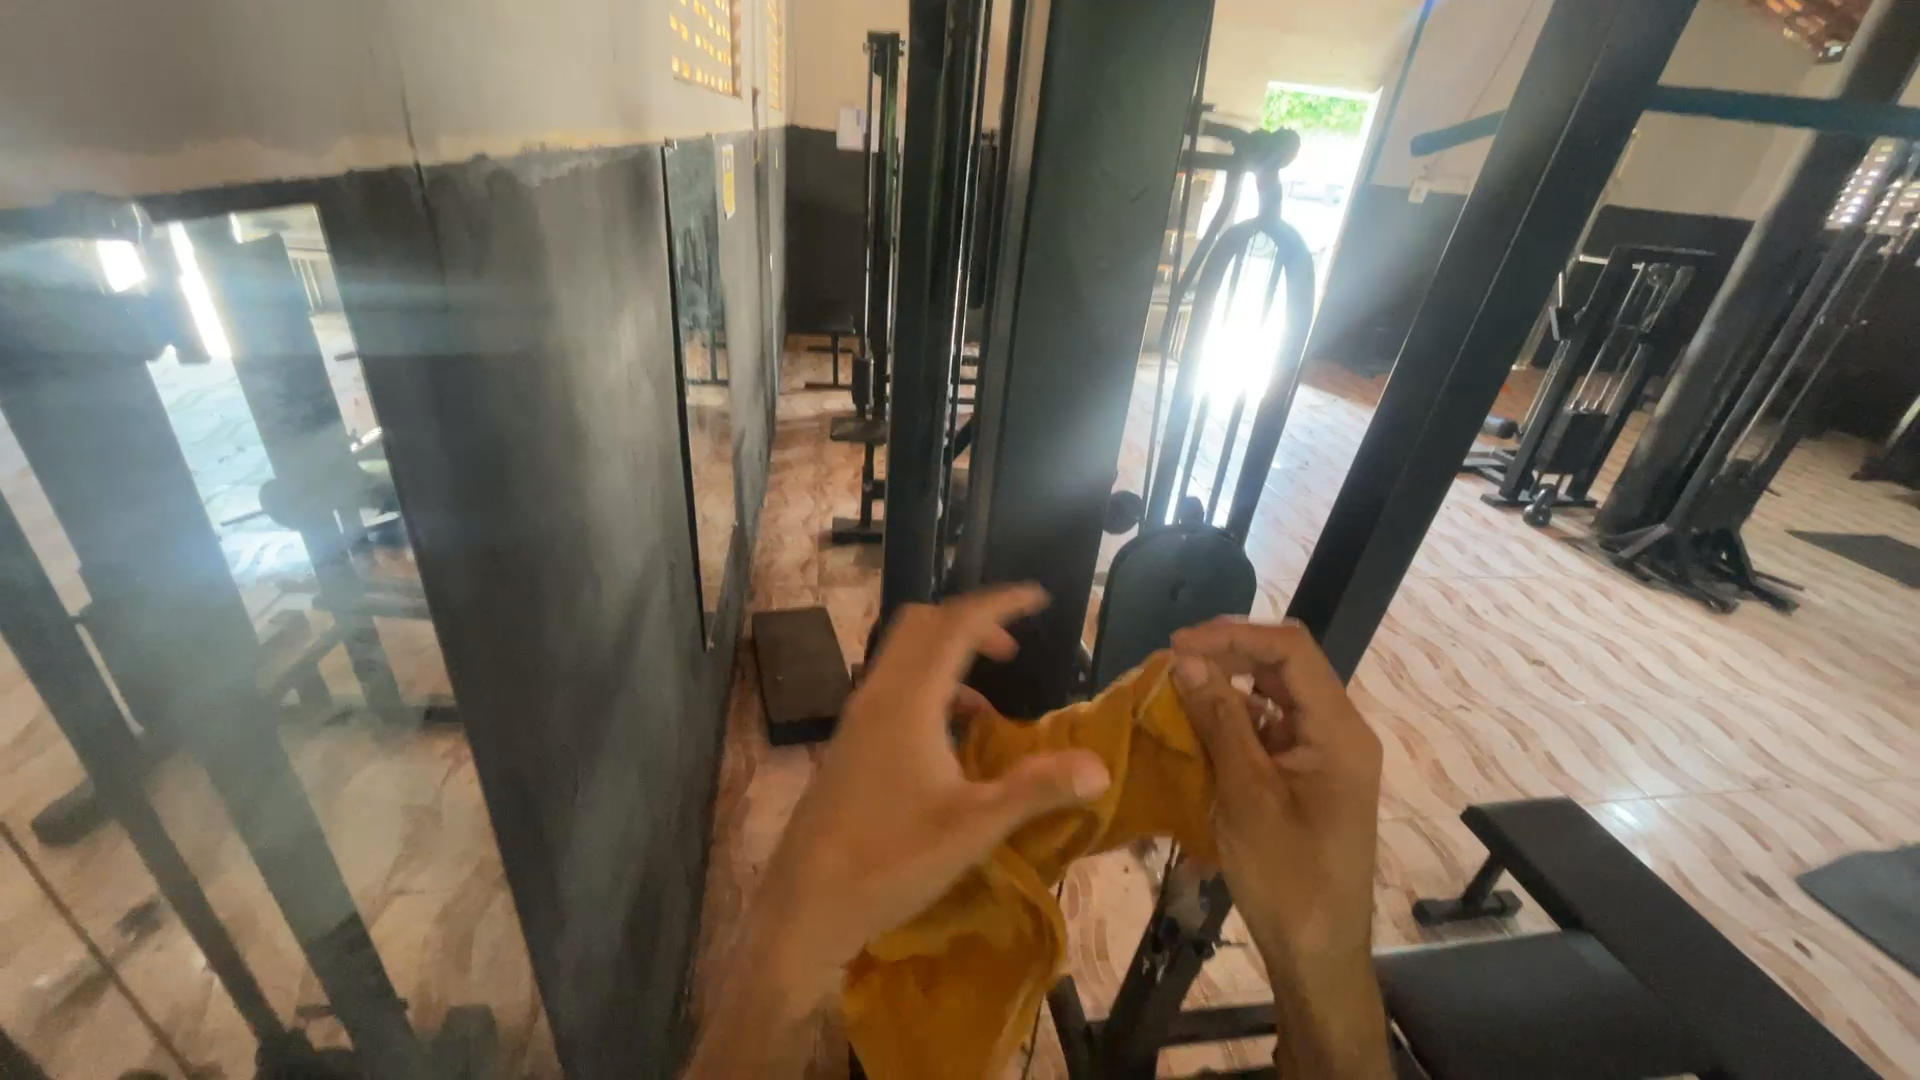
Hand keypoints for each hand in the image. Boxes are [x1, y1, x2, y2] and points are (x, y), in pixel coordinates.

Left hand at [686, 586, 1111, 1076]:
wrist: (806, 904)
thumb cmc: (892, 860)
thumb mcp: (974, 827)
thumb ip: (1036, 789)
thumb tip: (1098, 768)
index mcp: (908, 700)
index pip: (956, 625)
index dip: (999, 603)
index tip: (1038, 596)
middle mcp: (878, 694)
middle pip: (923, 625)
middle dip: (971, 622)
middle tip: (1012, 647)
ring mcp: (858, 718)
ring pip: (904, 657)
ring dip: (949, 660)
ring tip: (990, 708)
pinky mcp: (850, 742)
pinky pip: (894, 690)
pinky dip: (929, 692)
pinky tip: (952, 743)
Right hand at [1169, 617, 1388, 1078]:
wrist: (1317, 952)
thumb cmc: (1288, 878)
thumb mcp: (1246, 796)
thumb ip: (1220, 721)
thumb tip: (1185, 659)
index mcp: (1338, 730)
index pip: (1291, 649)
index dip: (1233, 635)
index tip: (1178, 646)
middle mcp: (1336, 729)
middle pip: (1282, 664)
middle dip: (1225, 654)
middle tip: (1169, 663)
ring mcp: (1319, 750)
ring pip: (1269, 692)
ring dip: (1222, 684)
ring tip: (1173, 688)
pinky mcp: (1301, 770)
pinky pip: (1264, 724)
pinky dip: (1227, 717)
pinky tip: (1191, 723)